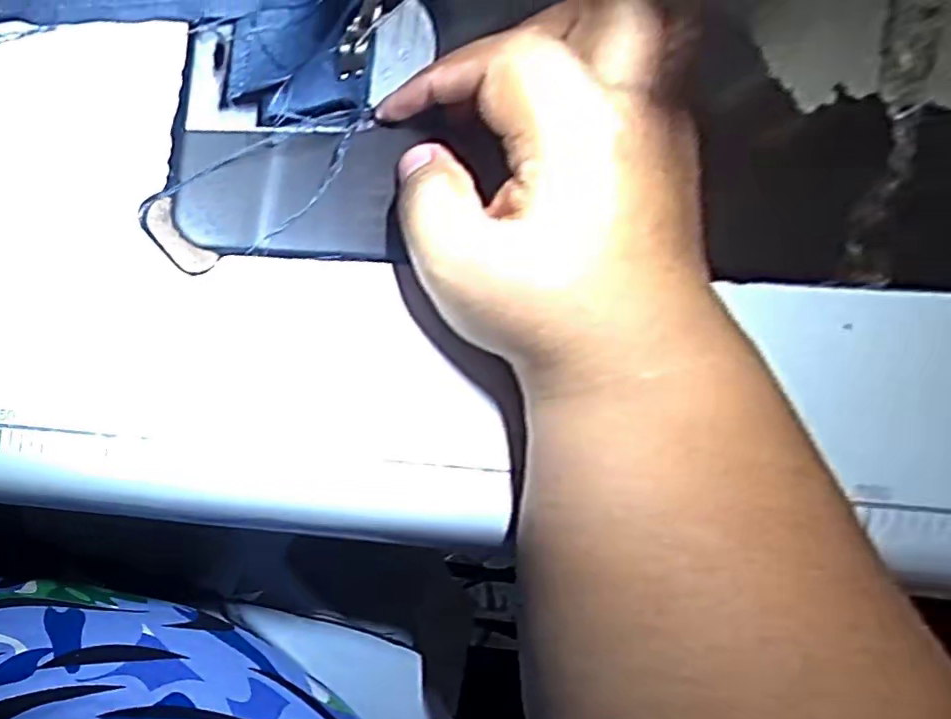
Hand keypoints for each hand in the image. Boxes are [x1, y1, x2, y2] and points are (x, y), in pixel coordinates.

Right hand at [377, 0, 720, 398]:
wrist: (621, 347)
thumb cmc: (554, 313)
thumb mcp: (453, 263)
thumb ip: (425, 198)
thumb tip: (420, 163)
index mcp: (580, 131)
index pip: (508, 57)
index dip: (439, 76)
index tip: (400, 109)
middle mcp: (631, 112)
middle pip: (581, 17)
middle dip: (502, 44)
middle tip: (453, 90)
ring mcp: (653, 127)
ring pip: (617, 34)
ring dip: (546, 52)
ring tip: (491, 101)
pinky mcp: (655, 151)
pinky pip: (622, 80)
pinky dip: (567, 86)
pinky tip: (526, 136)